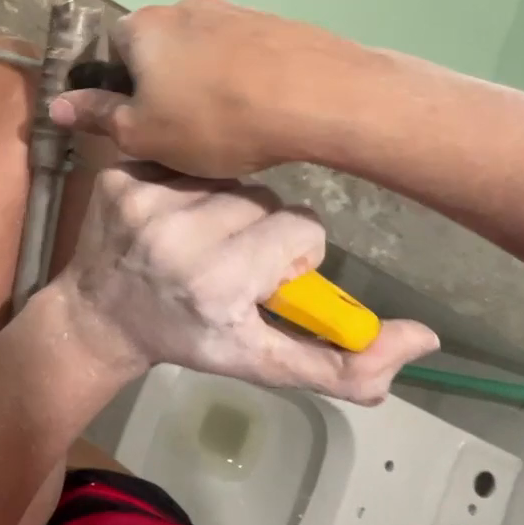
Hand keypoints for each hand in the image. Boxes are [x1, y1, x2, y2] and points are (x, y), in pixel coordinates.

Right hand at [51, 0, 388, 176]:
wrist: (321, 97)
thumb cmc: (214, 118)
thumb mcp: (142, 132)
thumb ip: (97, 116)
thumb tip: (55, 105)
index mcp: (143, 27)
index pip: (112, 49)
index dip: (121, 87)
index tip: (142, 121)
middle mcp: (183, 7)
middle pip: (159, 48)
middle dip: (164, 83)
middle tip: (182, 128)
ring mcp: (234, 10)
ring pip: (202, 51)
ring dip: (205, 81)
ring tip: (228, 124)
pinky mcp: (276, 23)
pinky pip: (243, 54)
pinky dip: (243, 78)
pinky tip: (262, 112)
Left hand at [55, 165, 437, 404]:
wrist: (99, 315)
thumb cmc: (186, 338)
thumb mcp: (262, 364)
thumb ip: (344, 365)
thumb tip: (424, 338)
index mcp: (216, 282)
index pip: (300, 226)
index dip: (294, 251)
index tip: (267, 274)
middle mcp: (175, 234)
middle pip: (263, 197)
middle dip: (259, 226)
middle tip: (231, 255)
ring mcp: (139, 198)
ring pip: (224, 175)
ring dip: (222, 202)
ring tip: (199, 235)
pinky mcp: (115, 175)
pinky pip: (180, 160)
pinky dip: (184, 183)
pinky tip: (170, 213)